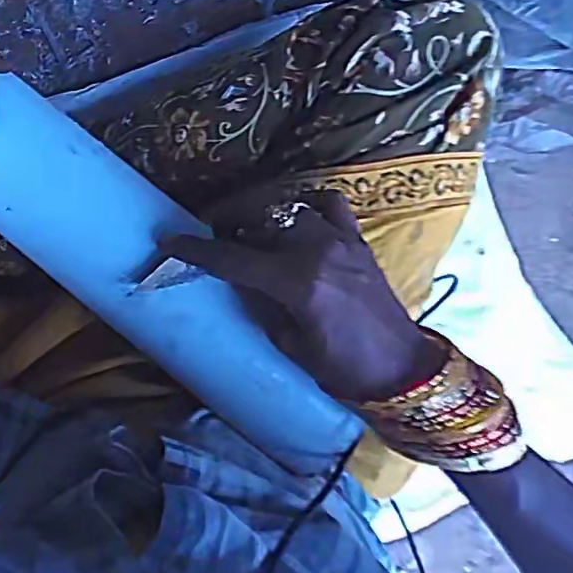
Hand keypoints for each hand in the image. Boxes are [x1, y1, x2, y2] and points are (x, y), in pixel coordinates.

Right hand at [161, 189, 443, 405]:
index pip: (232, 257)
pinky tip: (298, 217)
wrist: (402, 369)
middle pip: (259, 215)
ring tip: (249, 225)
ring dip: (262, 210)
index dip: (196, 248)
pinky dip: (307, 204)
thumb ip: (262, 305)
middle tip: (212, 230)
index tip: (170, 239)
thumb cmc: (343, 368)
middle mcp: (316, 251)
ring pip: (289, 204)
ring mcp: (340, 240)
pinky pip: (329, 204)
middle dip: (227, 217)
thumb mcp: (290, 344)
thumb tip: (241, 279)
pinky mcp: (357, 240)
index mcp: (296, 283)